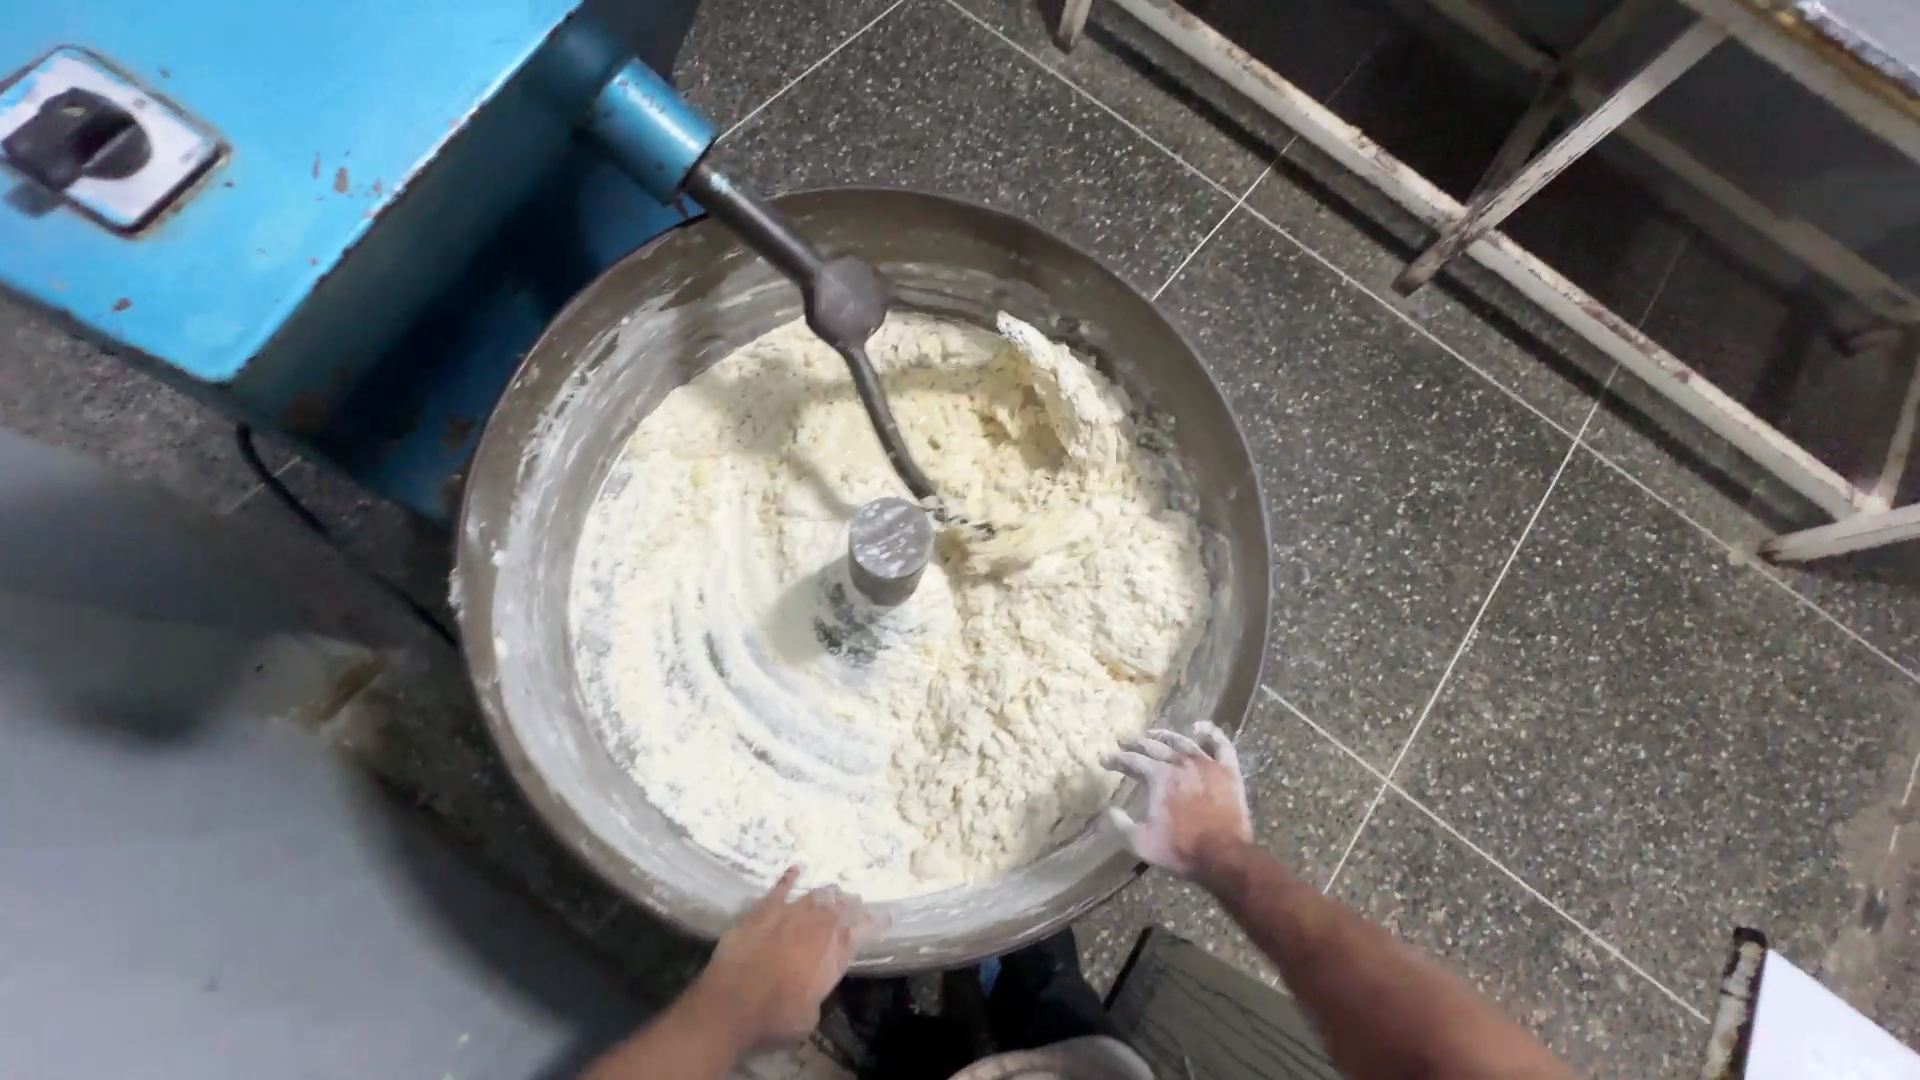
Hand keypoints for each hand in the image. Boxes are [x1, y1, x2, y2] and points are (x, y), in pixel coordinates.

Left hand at [684, 867, 887, 1051]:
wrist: (733, 1002)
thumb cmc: (775, 1016)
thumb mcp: (810, 1015)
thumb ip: (819, 990)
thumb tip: (816, 982)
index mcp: (835, 951)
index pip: (862, 930)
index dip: (875, 922)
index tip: (884, 918)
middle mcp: (818, 925)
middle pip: (841, 907)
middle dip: (851, 904)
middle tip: (856, 904)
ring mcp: (791, 912)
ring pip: (816, 895)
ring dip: (827, 893)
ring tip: (833, 891)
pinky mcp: (765, 908)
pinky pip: (781, 886)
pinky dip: (790, 876)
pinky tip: (797, 868)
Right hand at [1102, 722, 1250, 879]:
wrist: (1223, 856)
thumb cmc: (1181, 849)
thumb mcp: (1140, 843)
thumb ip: (1119, 825)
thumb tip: (1108, 810)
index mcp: (1158, 777)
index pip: (1132, 760)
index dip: (1116, 759)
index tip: (1106, 761)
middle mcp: (1180, 763)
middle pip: (1154, 746)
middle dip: (1136, 744)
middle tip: (1125, 742)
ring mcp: (1206, 765)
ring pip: (1182, 741)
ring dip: (1165, 735)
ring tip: (1153, 733)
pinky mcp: (1228, 772)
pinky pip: (1221, 745)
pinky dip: (1211, 732)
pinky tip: (1200, 728)